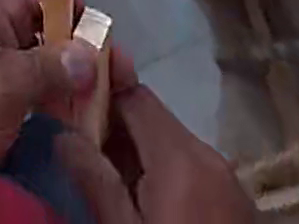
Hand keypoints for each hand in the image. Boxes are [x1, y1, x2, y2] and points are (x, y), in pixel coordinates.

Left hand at [0, 0, 100, 189]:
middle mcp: (3, 28)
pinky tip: (86, 117)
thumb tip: (91, 53)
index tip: (102, 40)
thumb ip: (49, 66)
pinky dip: (64, 93)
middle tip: (120, 77)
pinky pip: (44, 80)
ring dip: (79, 72)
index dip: (74, 6)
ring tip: (111, 99)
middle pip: (53, 21)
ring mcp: (5, 58)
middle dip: (86, 44)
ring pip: (51, 53)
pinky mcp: (7, 88)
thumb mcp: (6, 84)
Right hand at [54, 50, 255, 223]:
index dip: (96, 91)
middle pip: (149, 116)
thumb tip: (61, 132)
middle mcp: (210, 157)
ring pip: (167, 141)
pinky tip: (138, 198)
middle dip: (110, 123)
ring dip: (132, 148)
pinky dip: (157, 169)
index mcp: (182, 157)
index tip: (65, 101)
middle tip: (75, 141)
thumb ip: (93, 178)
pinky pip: (188, 167)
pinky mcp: (237, 207)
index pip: (132, 93)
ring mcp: (229, 183)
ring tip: (101, 173)